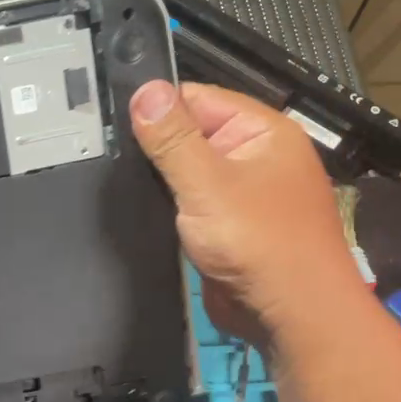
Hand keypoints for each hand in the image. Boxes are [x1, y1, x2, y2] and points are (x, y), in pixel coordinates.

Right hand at [129, 80, 366, 348]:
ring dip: (161, 181)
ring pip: (188, 173)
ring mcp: (242, 193)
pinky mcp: (227, 226)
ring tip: (123, 186)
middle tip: (112, 159)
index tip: (115, 125)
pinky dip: (170, 207)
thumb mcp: (207, 183)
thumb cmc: (258, 243)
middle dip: (155, 148)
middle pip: (191, 135)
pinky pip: (191, 204)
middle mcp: (254, 156)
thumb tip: (146, 91)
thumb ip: (173, 139)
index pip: (198, 98)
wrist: (288, 311)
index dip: (157, 109)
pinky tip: (146, 213)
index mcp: (261, 131)